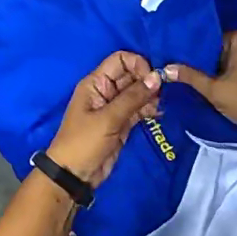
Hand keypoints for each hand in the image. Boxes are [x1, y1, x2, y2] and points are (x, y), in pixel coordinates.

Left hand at [45, 51, 160, 187]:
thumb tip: (156, 77)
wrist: (74, 175)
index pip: (120, 60)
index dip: (138, 64)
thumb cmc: (84, 142)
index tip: (153, 79)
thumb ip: (133, 97)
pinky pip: (138, 109)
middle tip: (162, 93)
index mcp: (96, 83)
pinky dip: (148, 110)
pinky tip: (158, 114)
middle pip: (130, 75)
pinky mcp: (121, 123)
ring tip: (159, 105)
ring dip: (150, 96)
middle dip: (147, 80)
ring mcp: (114, 107)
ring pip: (136, 93)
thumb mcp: (108, 119)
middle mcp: (105, 91)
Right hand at [162, 30, 236, 147]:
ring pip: (222, 69)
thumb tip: (165, 68)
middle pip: (212, 54)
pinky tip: (198, 94)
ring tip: (175, 83)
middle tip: (163, 72)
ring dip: (206, 80)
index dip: (183, 51)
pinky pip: (232, 80)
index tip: (161, 58)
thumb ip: (190, 78)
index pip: (203, 39)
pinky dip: (219, 88)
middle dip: (193, 66)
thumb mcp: (217, 90)